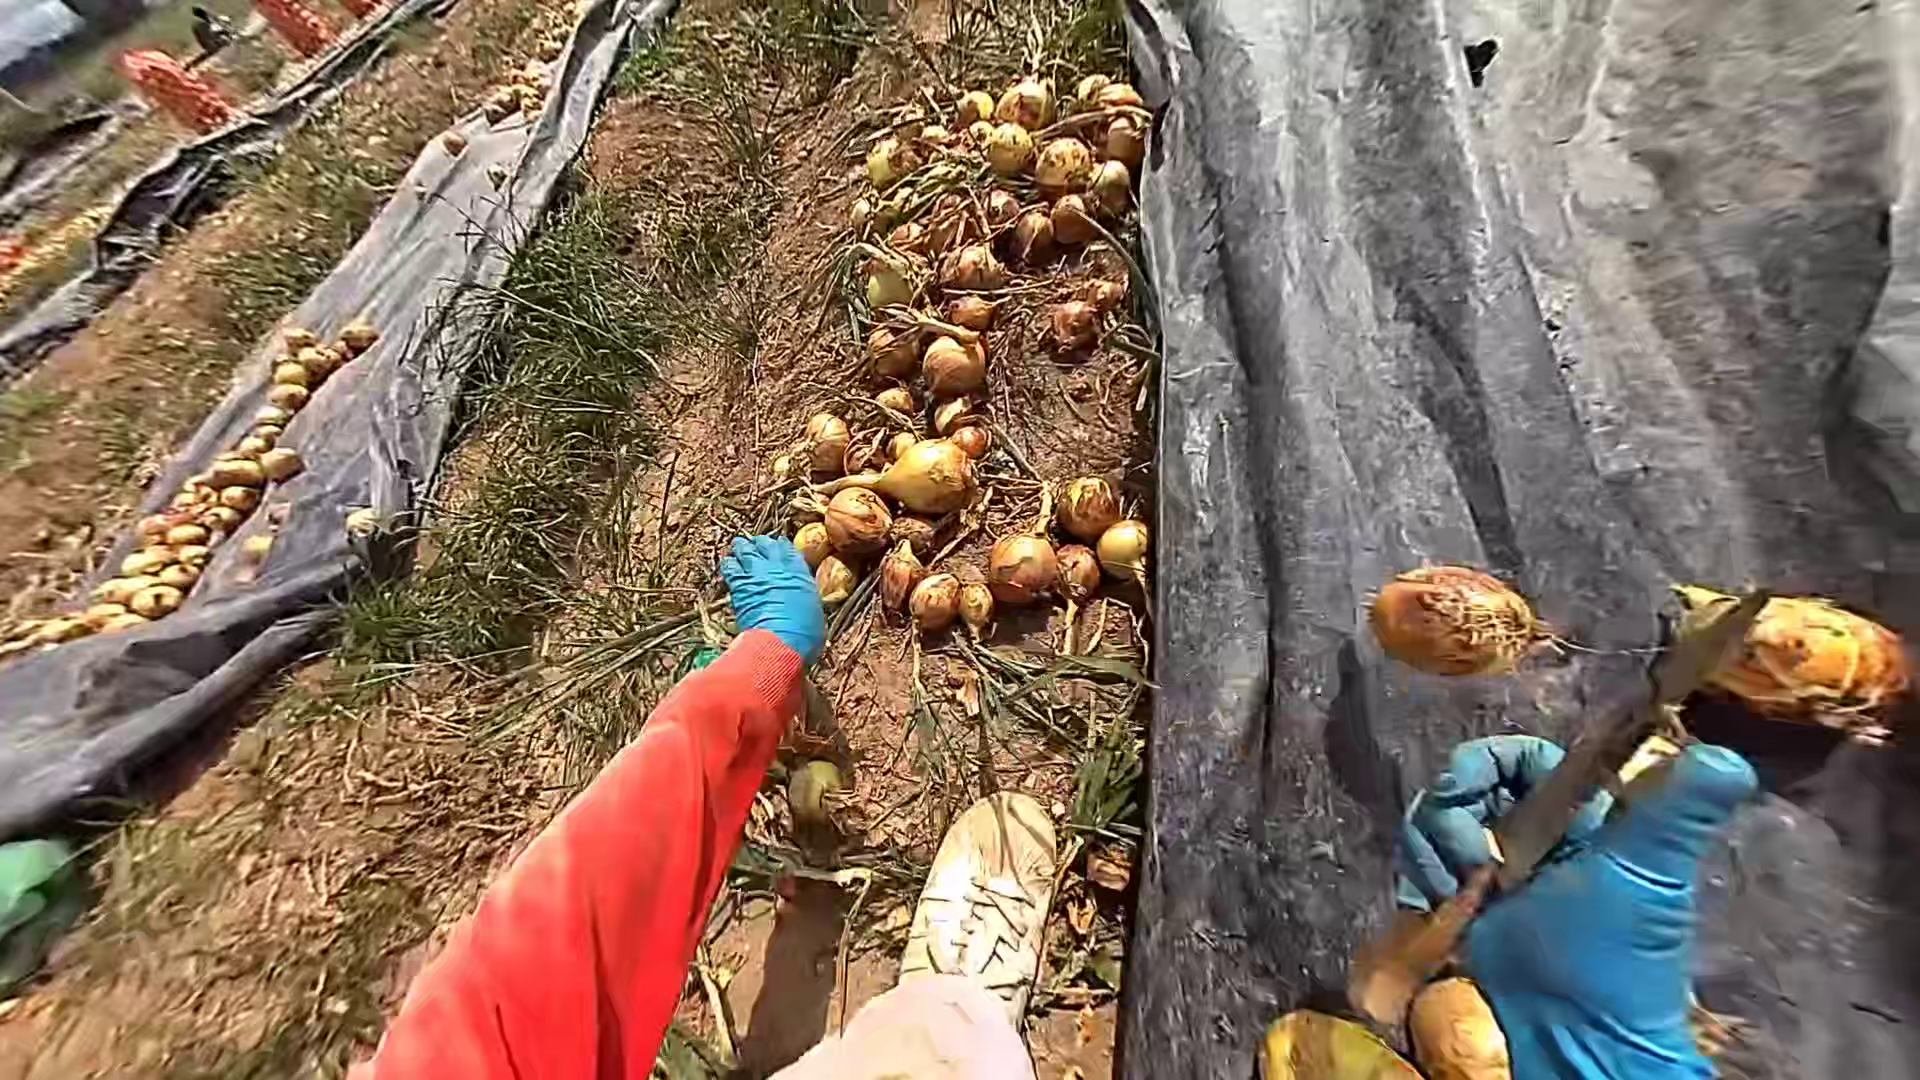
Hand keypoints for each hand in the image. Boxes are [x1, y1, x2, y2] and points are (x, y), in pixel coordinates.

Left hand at [720, 536, 826, 665]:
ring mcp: (757, 574)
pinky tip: (727, 563)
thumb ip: (805, 597)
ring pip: (745, 550)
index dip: (782, 545)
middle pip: (765, 545)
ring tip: (738, 546)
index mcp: (799, 572)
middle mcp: (778, 567)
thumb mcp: (813, 609)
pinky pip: (730, 567)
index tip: (779, 543)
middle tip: (757, 543)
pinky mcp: (739, 585)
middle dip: (760, 543)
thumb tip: (803, 599)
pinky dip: (729, 564)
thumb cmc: (804, 631)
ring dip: (742, 548)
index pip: (789, 549)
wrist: (782, 639)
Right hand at [1398, 735, 1757, 1079]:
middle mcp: (1525, 826)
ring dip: (1430, 848)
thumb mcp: (1640, 878)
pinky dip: (1418, 870)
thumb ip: (1671, 816)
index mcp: (1571, 816)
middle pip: (1461, 781)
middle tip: (1470, 862)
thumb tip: (1724, 755)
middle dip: (1449, 816)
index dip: (1479, 760)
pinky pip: (1414, 848)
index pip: (1514, 755)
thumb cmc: (1606, 952)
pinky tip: (1438, 902)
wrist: (1561, 1028)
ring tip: (1456, 892)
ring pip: (1430, 813)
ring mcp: (1484, 854)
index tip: (1460, 788)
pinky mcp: (1451, 878)